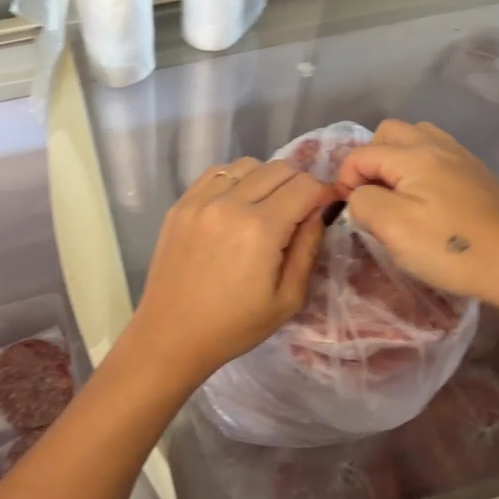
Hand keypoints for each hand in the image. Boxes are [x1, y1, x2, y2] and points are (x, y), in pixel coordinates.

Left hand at [131, 156, 335, 385]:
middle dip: (299, 184)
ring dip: (267, 178)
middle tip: (300, 210)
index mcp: (260, 228)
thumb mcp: (288, 298)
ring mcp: (200, 200)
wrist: (171, 334)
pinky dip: (236, 180)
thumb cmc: (234, 325)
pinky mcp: (181, 204)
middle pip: (279, 168)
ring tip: (267, 207)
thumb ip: (308, 247)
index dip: (323, 194)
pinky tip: (237, 205)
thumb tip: (321, 210)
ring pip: (248, 164)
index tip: (326, 209)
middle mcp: (229, 203)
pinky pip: (217, 173)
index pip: (305, 185)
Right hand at [335, 120, 498, 330]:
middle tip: (371, 197)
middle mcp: (438, 146)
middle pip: (389, 133)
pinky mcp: (479, 176)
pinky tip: (428, 202)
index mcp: (413, 154)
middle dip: (370, 160)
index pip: (361, 154)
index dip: (345, 181)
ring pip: (417, 139)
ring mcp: (463, 159)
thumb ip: (363, 203)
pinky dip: (422, 169)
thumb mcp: (393, 229)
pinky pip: (439, 156)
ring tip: (396, 195)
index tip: (348, 213)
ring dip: (396, 160)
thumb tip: (359, 195)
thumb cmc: (452, 249)